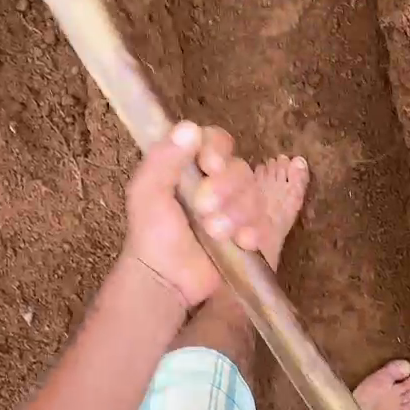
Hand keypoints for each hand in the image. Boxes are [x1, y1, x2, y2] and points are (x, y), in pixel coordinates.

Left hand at [122, 121, 260, 307]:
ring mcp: (232, 207)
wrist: (166, 281)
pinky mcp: (245, 231)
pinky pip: (261, 220)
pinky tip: (240, 243)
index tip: (210, 166)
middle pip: (239, 168)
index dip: (218, 149)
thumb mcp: (148, 193)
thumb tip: (190, 128)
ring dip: (236, 213)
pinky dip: (251, 230)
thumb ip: (164, 159)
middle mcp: (214, 182)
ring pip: (252, 194)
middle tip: (204, 210)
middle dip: (225, 189)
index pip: (216, 141)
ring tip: (215, 233)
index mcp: (189, 166)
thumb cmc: (152, 235)